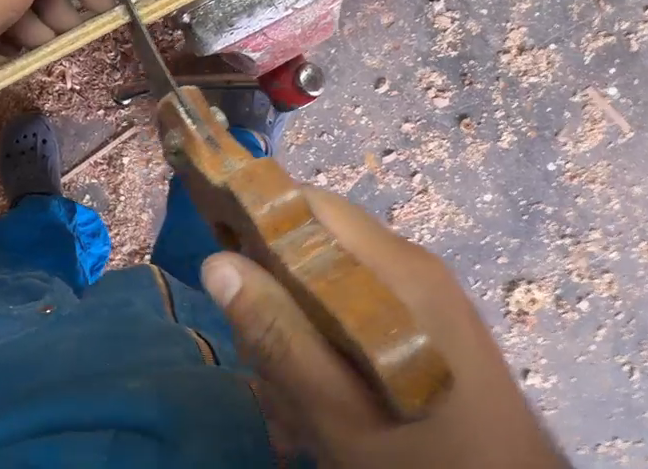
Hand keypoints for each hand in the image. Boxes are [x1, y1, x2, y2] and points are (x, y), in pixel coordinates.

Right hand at [200, 188, 568, 468]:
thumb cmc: (430, 466)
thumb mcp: (343, 417)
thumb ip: (281, 339)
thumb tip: (215, 263)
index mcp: (399, 272)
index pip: (309, 204)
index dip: (254, 215)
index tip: (217, 250)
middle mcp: (414, 267)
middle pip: (317, 236)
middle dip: (272, 276)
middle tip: (255, 341)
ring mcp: (428, 296)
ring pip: (332, 271)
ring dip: (296, 312)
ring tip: (288, 382)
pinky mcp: (431, 325)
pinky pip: (358, 299)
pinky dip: (326, 330)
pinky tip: (323, 386)